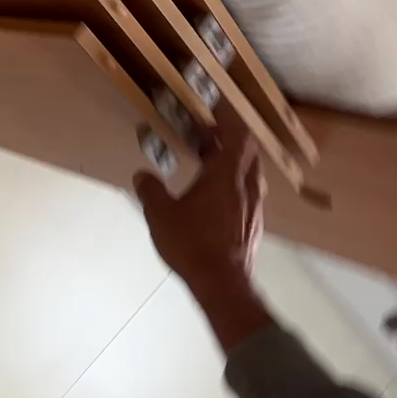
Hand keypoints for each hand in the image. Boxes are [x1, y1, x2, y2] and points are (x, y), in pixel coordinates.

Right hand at [135, 131, 273, 351]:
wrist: (222, 284)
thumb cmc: (191, 243)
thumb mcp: (160, 214)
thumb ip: (151, 190)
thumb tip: (142, 175)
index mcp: (226, 176)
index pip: (237, 137)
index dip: (228, 122)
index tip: (214, 113)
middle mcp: (246, 187)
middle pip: (248, 153)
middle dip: (230, 141)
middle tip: (208, 138)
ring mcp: (254, 208)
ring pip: (250, 175)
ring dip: (233, 164)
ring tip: (210, 166)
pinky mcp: (253, 226)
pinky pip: (248, 195)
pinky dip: (235, 186)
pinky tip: (216, 199)